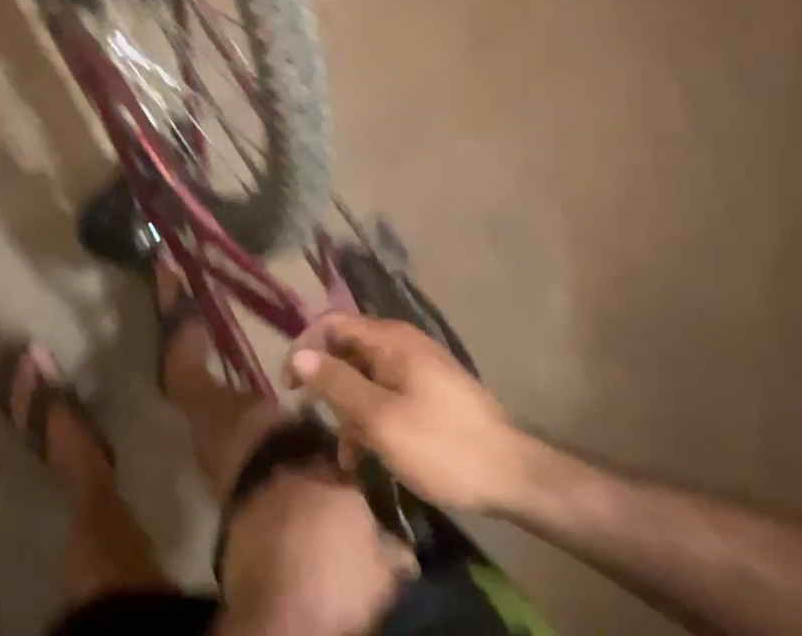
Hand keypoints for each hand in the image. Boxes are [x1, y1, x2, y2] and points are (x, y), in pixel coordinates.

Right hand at [285, 314, 542, 513]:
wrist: (512, 477)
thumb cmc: (440, 444)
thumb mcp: (378, 417)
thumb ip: (336, 383)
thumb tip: (298, 354)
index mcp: (391, 340)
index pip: (332, 324)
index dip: (304, 348)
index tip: (289, 386)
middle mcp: (404, 346)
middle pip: (347, 350)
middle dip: (326, 384)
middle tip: (313, 418)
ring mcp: (419, 371)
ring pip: (365, 378)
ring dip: (347, 410)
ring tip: (345, 453)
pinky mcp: (429, 397)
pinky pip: (385, 397)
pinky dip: (369, 420)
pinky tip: (364, 456)